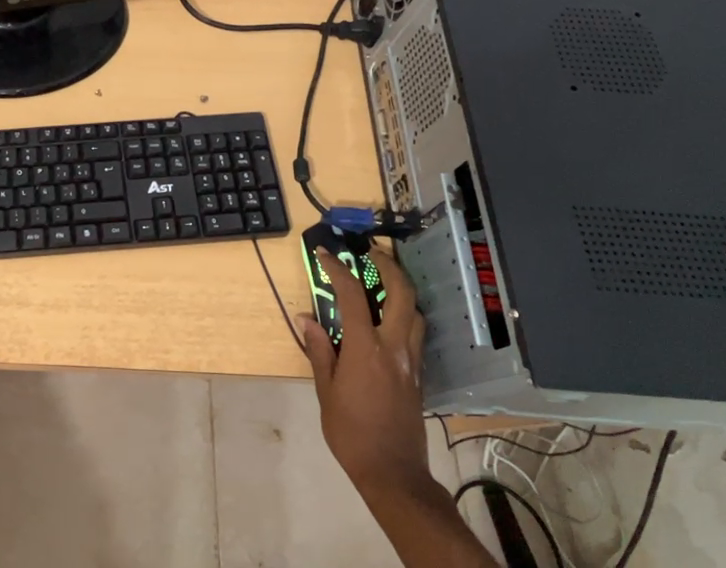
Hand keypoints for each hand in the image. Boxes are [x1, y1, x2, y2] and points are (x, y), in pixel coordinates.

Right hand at [300, 244, 429, 500]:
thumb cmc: (350, 432)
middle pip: (401, 293)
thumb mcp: (326, 391)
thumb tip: (307, 318)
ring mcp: (410, 361)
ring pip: (415, 313)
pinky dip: (405, 316)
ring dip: (402, 291)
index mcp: (366, 347)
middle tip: (371, 253)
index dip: (337, 269)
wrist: (392, 472)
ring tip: (384, 283)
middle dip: (388, 266)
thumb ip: (319, 351)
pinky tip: (390, 321)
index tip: (325, 254)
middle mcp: (394, 347)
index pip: (353, 294)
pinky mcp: (418, 375)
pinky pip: (416, 334)